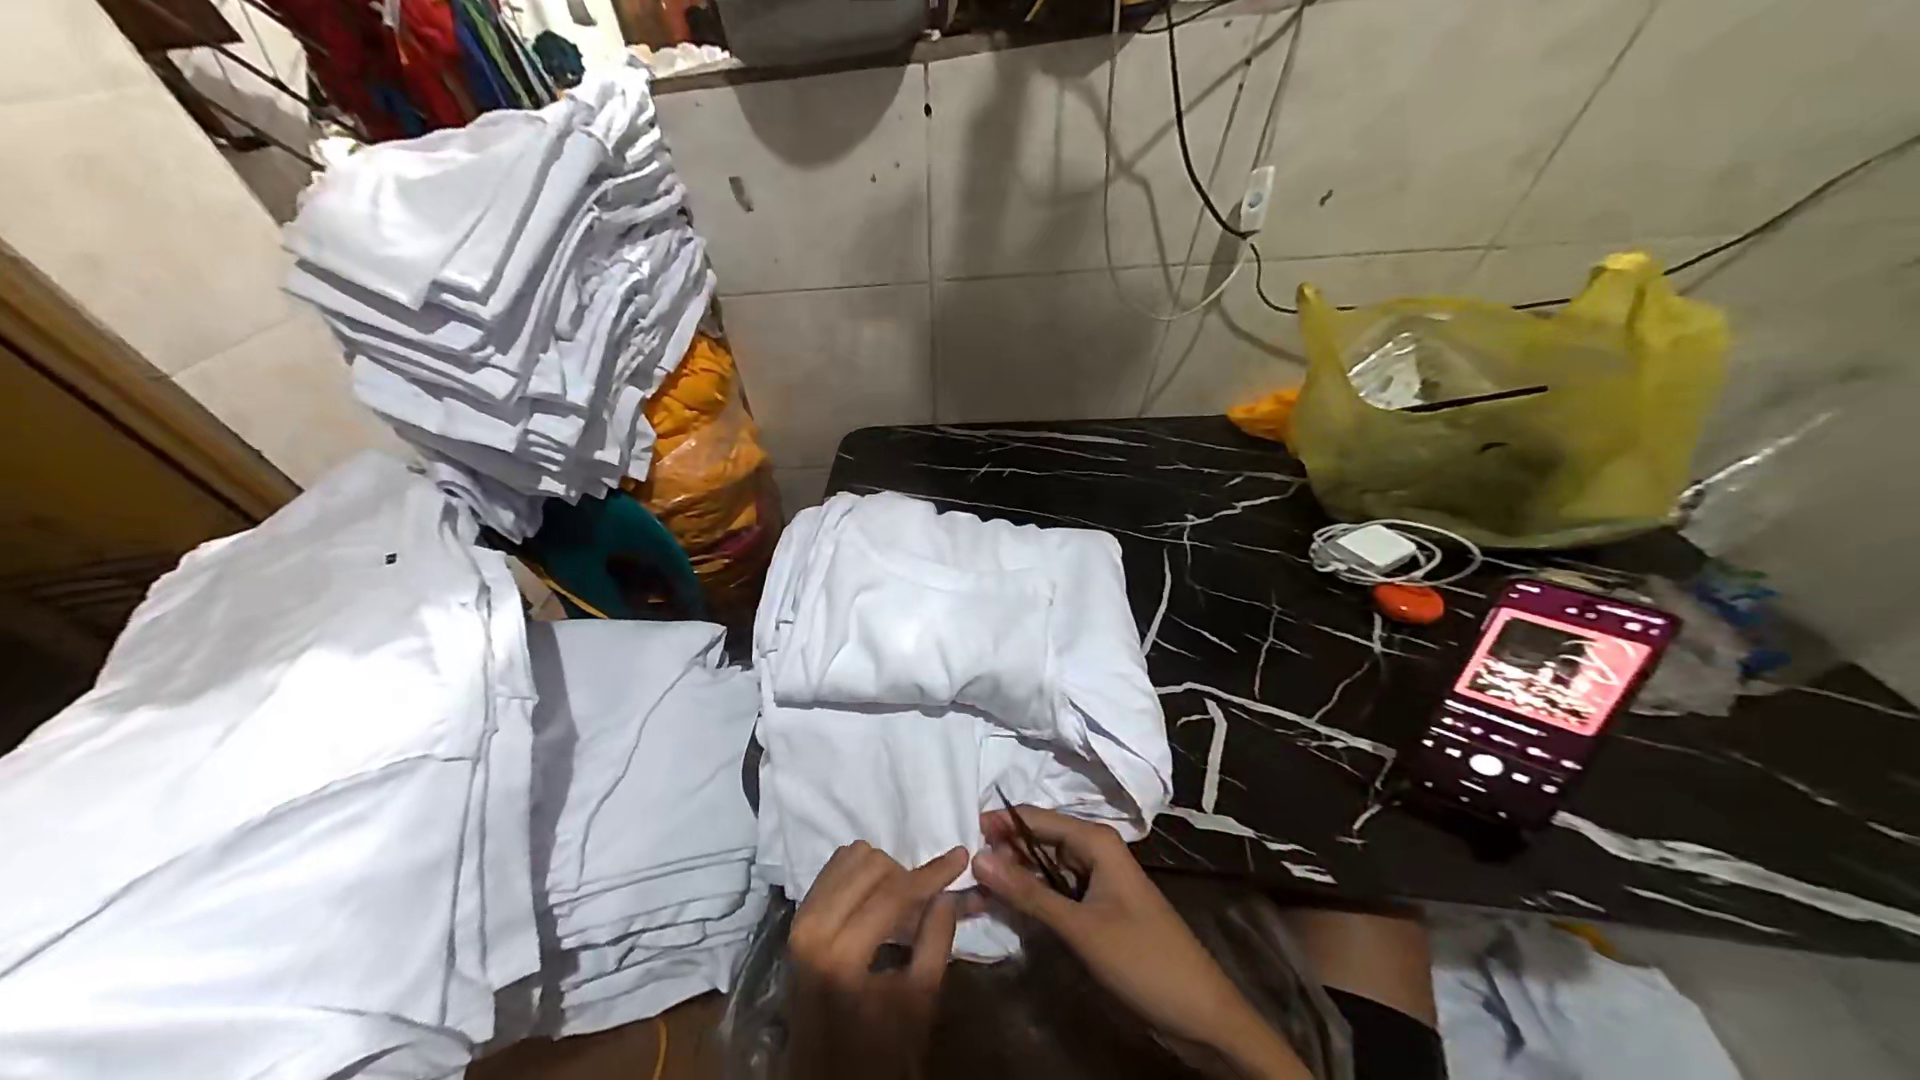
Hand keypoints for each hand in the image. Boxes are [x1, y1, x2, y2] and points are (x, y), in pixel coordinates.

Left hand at [786, 843, 967, 1079]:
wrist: (825, 1079)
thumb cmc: (878, 1051)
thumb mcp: (918, 1002)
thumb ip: (935, 940)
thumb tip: (948, 892)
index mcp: (842, 955)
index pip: (894, 893)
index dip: (932, 873)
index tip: (961, 855)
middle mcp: (812, 928)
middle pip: (871, 867)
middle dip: (905, 877)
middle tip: (926, 903)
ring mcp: (799, 922)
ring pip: (849, 859)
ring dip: (882, 873)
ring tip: (900, 904)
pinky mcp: (797, 921)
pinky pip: (832, 871)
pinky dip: (859, 875)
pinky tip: (877, 900)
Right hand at [971, 808, 1310, 1079]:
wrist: (1202, 1014)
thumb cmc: (1144, 960)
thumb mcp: (1080, 927)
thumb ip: (1028, 892)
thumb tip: (977, 857)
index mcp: (1096, 841)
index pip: (1035, 818)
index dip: (997, 825)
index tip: (958, 839)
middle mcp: (1094, 851)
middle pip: (1037, 840)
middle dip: (1001, 853)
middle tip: (960, 872)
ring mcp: (1096, 880)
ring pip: (1044, 867)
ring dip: (1013, 877)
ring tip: (972, 892)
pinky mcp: (1096, 907)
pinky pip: (1055, 891)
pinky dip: (1031, 898)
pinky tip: (1004, 909)